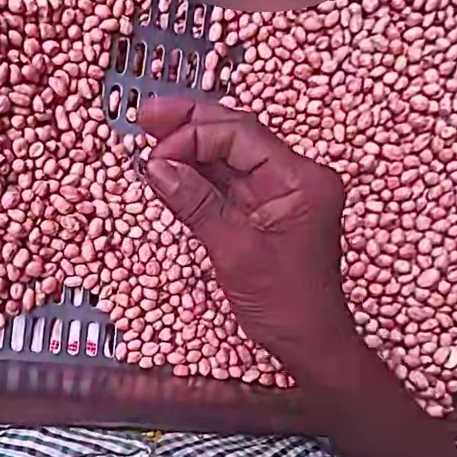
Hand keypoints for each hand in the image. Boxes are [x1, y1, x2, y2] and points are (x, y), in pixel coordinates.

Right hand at [137, 96, 359, 375]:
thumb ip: (195, 204)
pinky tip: (169, 167)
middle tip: (147, 113)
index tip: (155, 153)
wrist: (309, 342)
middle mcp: (294, 178)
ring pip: (229, 157)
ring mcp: (279, 193)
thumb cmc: (285, 304)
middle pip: (236, 136)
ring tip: (150, 133)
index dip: (193, 137)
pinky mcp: (264, 210)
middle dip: (190, 124)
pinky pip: (227, 183)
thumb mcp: (235, 252)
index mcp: (302, 180)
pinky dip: (197, 175)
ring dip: (189, 147)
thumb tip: (156, 167)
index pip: (241, 137)